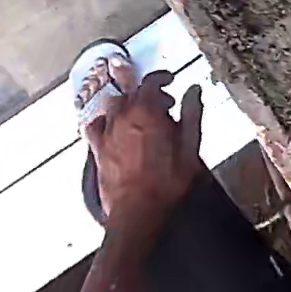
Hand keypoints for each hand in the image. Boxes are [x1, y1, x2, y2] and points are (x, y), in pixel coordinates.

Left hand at [86, 69, 203, 237]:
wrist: (137, 214)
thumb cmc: (166, 183)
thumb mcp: (190, 148)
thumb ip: (192, 114)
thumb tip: (194, 90)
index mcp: (147, 112)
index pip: (150, 81)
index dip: (161, 78)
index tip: (170, 80)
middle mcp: (123, 116)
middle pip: (134, 92)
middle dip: (151, 95)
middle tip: (166, 107)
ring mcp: (107, 132)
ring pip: (115, 105)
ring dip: (131, 105)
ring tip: (144, 118)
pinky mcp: (98, 149)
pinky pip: (96, 124)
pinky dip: (106, 121)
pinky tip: (116, 128)